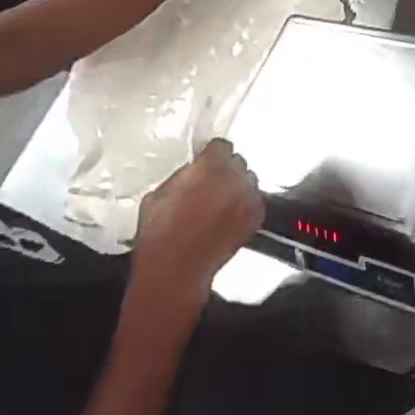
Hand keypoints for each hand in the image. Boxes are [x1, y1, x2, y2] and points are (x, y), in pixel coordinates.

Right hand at [130, 139, 264, 323]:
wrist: (177, 268)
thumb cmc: (159, 234)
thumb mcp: (157, 195)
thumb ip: (182, 176)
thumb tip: (194, 170)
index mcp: (209, 169)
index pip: (221, 146)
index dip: (213, 152)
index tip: (208, 157)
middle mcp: (235, 180)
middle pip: (238, 162)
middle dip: (226, 169)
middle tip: (213, 181)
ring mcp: (249, 198)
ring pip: (250, 180)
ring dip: (238, 185)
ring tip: (222, 199)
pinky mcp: (257, 216)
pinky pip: (256, 200)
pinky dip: (246, 203)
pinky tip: (230, 214)